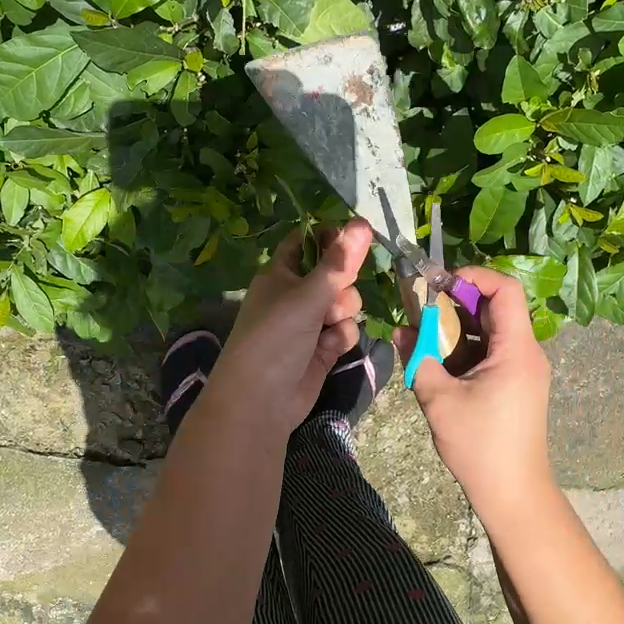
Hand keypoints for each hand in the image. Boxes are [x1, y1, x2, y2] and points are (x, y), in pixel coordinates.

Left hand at [199, 219, 372, 435]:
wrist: (260, 400)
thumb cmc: (274, 338)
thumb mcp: (306, 296)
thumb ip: (338, 263)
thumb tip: (363, 222)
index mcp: (281, 273)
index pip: (308, 242)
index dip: (332, 237)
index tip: (357, 237)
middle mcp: (295, 295)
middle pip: (336, 274)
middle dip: (344, 283)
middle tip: (335, 294)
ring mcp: (310, 323)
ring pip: (345, 304)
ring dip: (344, 313)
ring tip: (328, 326)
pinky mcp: (323, 348)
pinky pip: (345, 331)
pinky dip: (340, 338)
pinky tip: (329, 349)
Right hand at [395, 267, 553, 504]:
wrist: (513, 491)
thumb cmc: (480, 446)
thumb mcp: (439, 400)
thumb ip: (419, 358)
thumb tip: (401, 330)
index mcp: (516, 349)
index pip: (506, 289)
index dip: (474, 276)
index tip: (439, 283)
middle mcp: (527, 353)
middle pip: (497, 307)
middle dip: (457, 301)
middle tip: (422, 306)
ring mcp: (524, 370)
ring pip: (492, 330)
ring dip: (458, 326)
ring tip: (424, 333)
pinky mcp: (517, 385)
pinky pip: (492, 352)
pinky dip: (466, 349)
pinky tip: (437, 359)